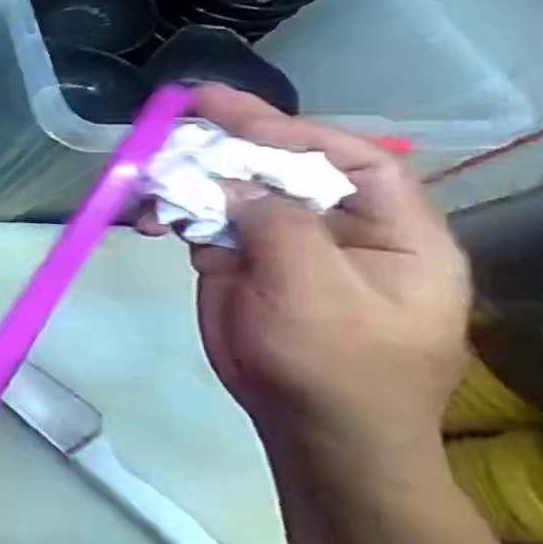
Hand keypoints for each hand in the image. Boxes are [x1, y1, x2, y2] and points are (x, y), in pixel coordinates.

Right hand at [158, 85, 470, 469]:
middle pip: (283, 167)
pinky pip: (203, 220)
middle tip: (180, 114)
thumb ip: (278, 226)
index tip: (230, 112)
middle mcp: (338, 229)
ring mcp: (283, 244)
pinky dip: (172, 213)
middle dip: (230, 145)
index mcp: (393, 234)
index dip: (293, 131)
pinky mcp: (239, 260)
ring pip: (233, 190)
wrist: (308, 430)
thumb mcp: (318, 294)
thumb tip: (227, 177)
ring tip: (149, 177)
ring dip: (189, 180)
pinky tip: (151, 221)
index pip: (352, 160)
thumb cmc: (337, 366)